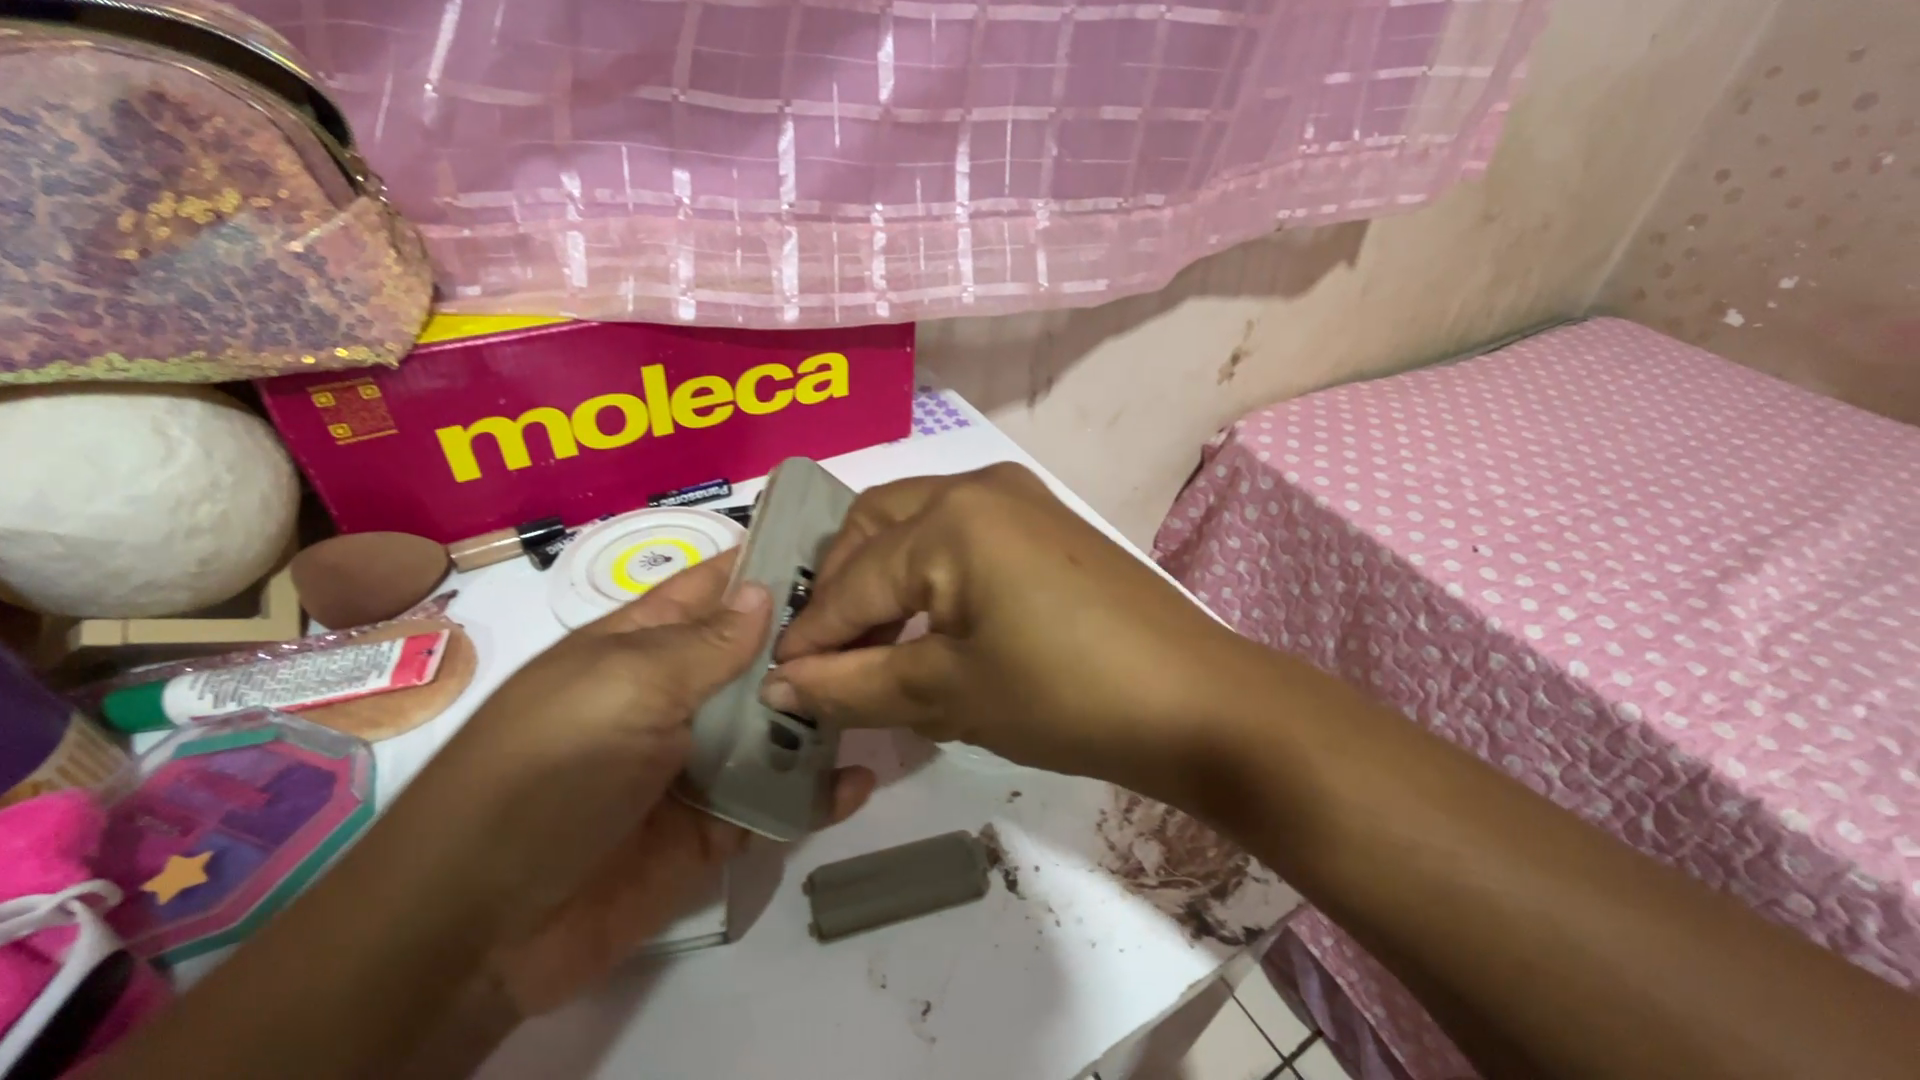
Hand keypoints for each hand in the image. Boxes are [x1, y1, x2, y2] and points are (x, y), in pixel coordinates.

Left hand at [417, 550, 873, 1003]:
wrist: (483, 924)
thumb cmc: (549, 771)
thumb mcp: (624, 687)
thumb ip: (704, 645)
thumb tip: (763, 589)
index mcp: (638, 648)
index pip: (712, 590)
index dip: (768, 566)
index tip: (844, 548)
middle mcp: (671, 700)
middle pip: (755, 660)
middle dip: (812, 642)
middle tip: (893, 622)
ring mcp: (693, 768)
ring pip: (774, 730)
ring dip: (822, 715)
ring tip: (884, 690)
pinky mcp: (712, 832)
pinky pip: (776, 803)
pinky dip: (817, 793)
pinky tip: (861, 779)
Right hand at [764, 464, 1256, 803]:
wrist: (1194, 702)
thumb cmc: (1063, 696)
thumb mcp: (947, 694)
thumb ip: (854, 685)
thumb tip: (779, 686)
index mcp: (950, 518)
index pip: (851, 580)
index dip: (809, 636)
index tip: (775, 681)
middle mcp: (979, 486)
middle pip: (873, 527)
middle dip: (838, 588)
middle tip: (823, 654)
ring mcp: (1019, 499)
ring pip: (916, 524)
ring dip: (881, 577)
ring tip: (867, 642)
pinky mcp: (1045, 524)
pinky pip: (959, 535)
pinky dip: (926, 573)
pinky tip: (926, 623)